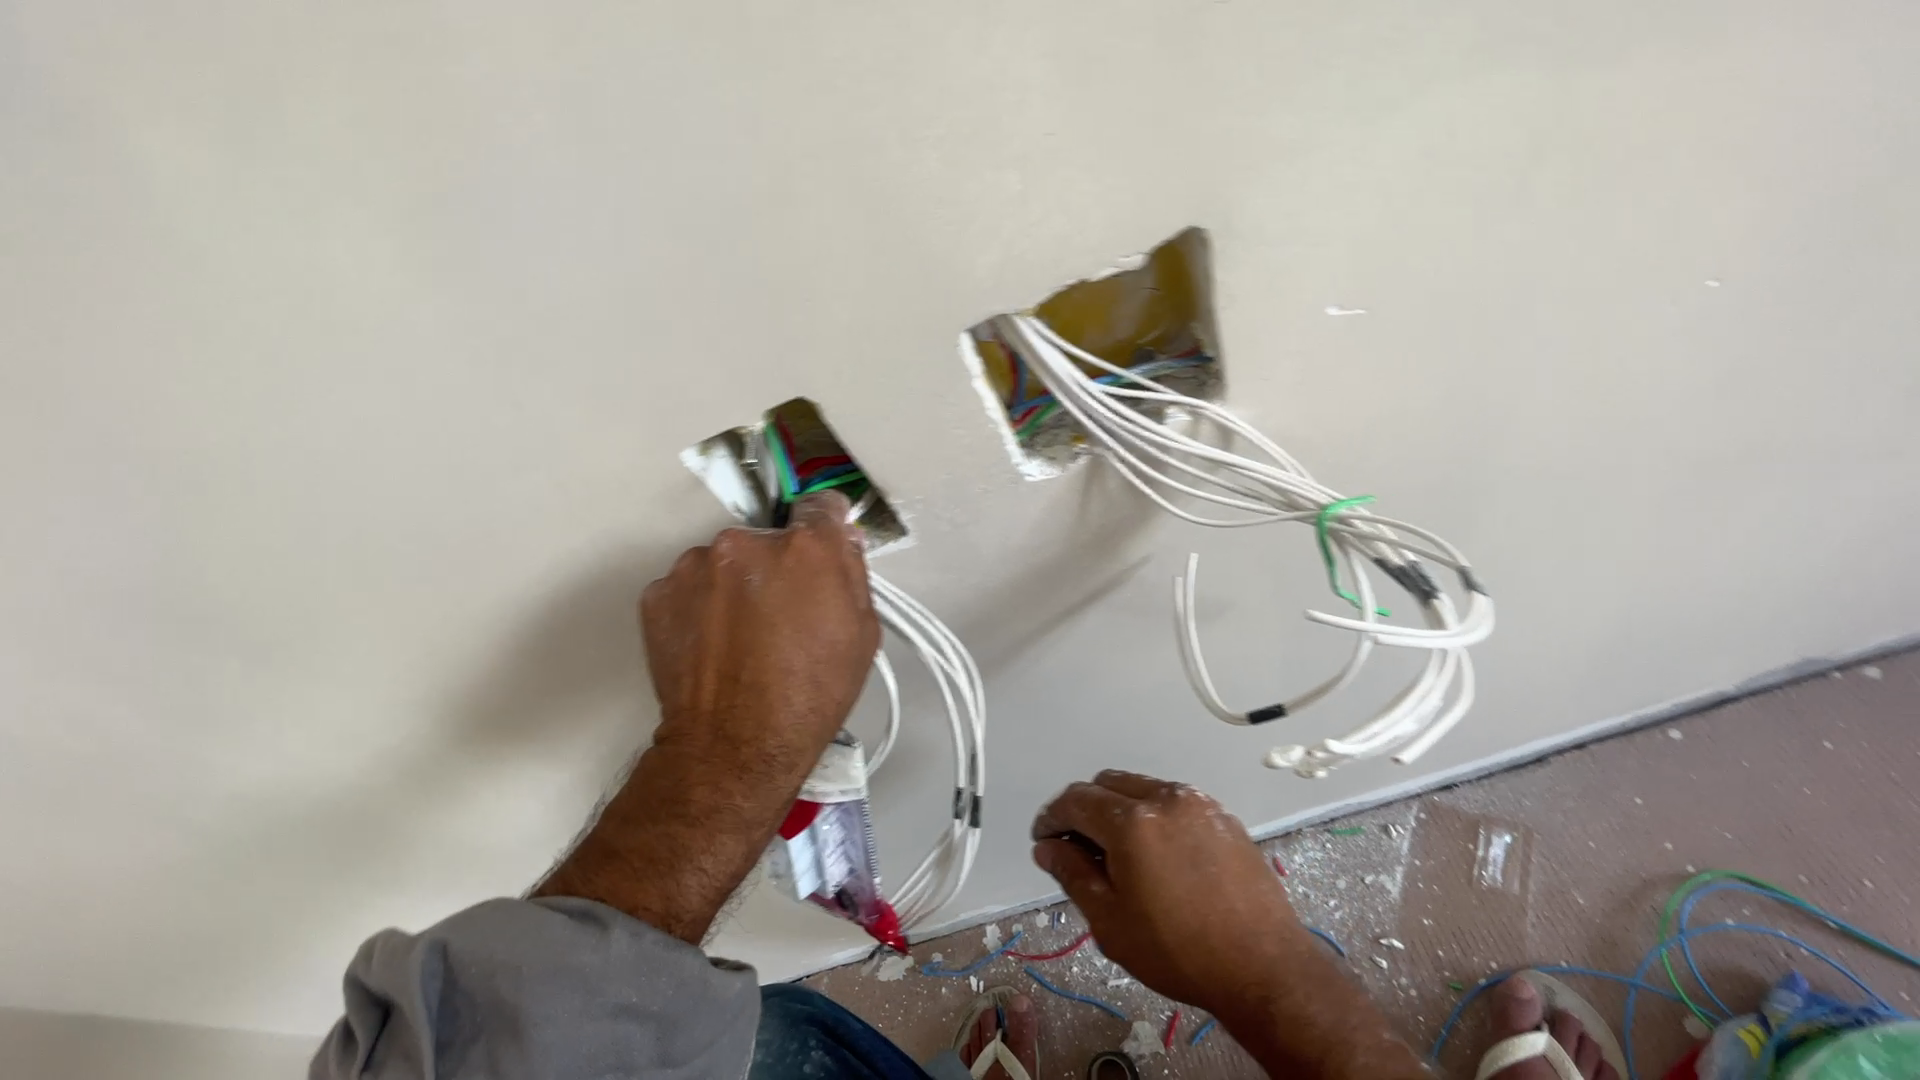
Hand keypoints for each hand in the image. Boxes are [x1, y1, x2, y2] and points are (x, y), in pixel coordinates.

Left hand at [536, 492, 879, 942]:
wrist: (736, 746)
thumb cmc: (811, 694)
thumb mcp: (862, 633)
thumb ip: (853, 574)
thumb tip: (841, 543)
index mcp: (806, 548)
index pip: (821, 506)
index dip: (826, 526)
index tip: (823, 545)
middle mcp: (746, 542)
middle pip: (768, 538)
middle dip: (775, 565)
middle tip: (780, 614)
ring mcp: (695, 566)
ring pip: (723, 562)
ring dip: (733, 584)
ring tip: (740, 637)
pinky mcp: (658, 593)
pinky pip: (687, 587)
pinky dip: (698, 607)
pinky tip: (711, 645)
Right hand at [1029, 770, 1310, 1015]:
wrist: (1264, 967)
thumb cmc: (1178, 950)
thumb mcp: (1110, 921)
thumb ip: (1072, 874)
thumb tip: (1047, 847)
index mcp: (1131, 822)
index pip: (1076, 800)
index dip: (1052, 818)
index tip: (1044, 840)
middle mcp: (1164, 798)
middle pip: (1107, 783)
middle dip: (1084, 808)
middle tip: (1077, 847)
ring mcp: (1198, 803)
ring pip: (1141, 787)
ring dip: (1118, 808)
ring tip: (1117, 851)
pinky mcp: (1222, 816)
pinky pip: (1173, 800)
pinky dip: (1152, 814)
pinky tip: (1157, 853)